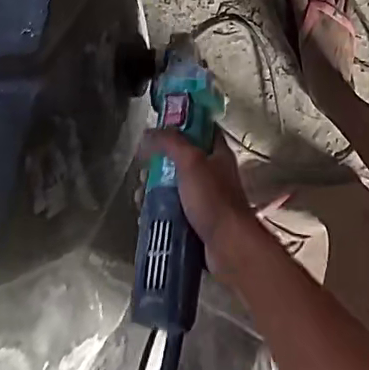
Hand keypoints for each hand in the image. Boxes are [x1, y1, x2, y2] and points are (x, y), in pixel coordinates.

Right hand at [141, 128, 266, 272]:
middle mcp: (214, 172)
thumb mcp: (190, 161)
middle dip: (159, 163)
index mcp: (218, 153)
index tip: (158, 127)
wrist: (228, 246)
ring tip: (141, 195)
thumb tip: (148, 132)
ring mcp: (207, 198)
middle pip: (182, 158)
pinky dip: (160, 208)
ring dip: (156, 188)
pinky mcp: (198, 219)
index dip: (182, 123)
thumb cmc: (212, 199)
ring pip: (176, 184)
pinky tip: (146, 212)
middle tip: (145, 170)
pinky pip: (175, 207)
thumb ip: (170, 142)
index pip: (201, 128)